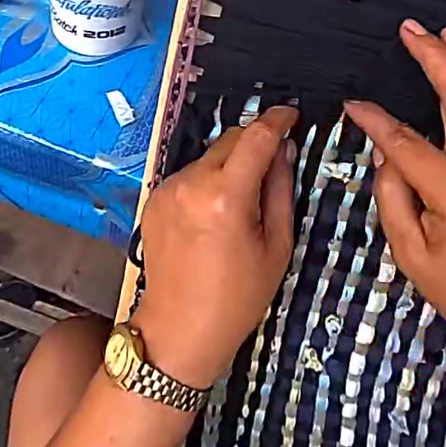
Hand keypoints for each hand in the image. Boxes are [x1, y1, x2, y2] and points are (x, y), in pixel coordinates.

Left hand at [132, 105, 299, 388]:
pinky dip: (208, 180)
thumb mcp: (275, 246)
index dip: (277, 119)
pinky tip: (213, 213)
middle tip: (272, 166)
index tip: (290, 115)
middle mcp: (192, 183)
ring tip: (240, 202)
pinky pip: (191, 174)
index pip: (256, 136)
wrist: (177, 332)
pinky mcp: (155, 197)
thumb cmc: (235, 297)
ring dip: (230, 164)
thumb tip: (284, 149)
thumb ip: (280, 189)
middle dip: (255, 143)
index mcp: (226, 196)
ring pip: (210, 156)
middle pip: (231, 139)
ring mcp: (169, 189)